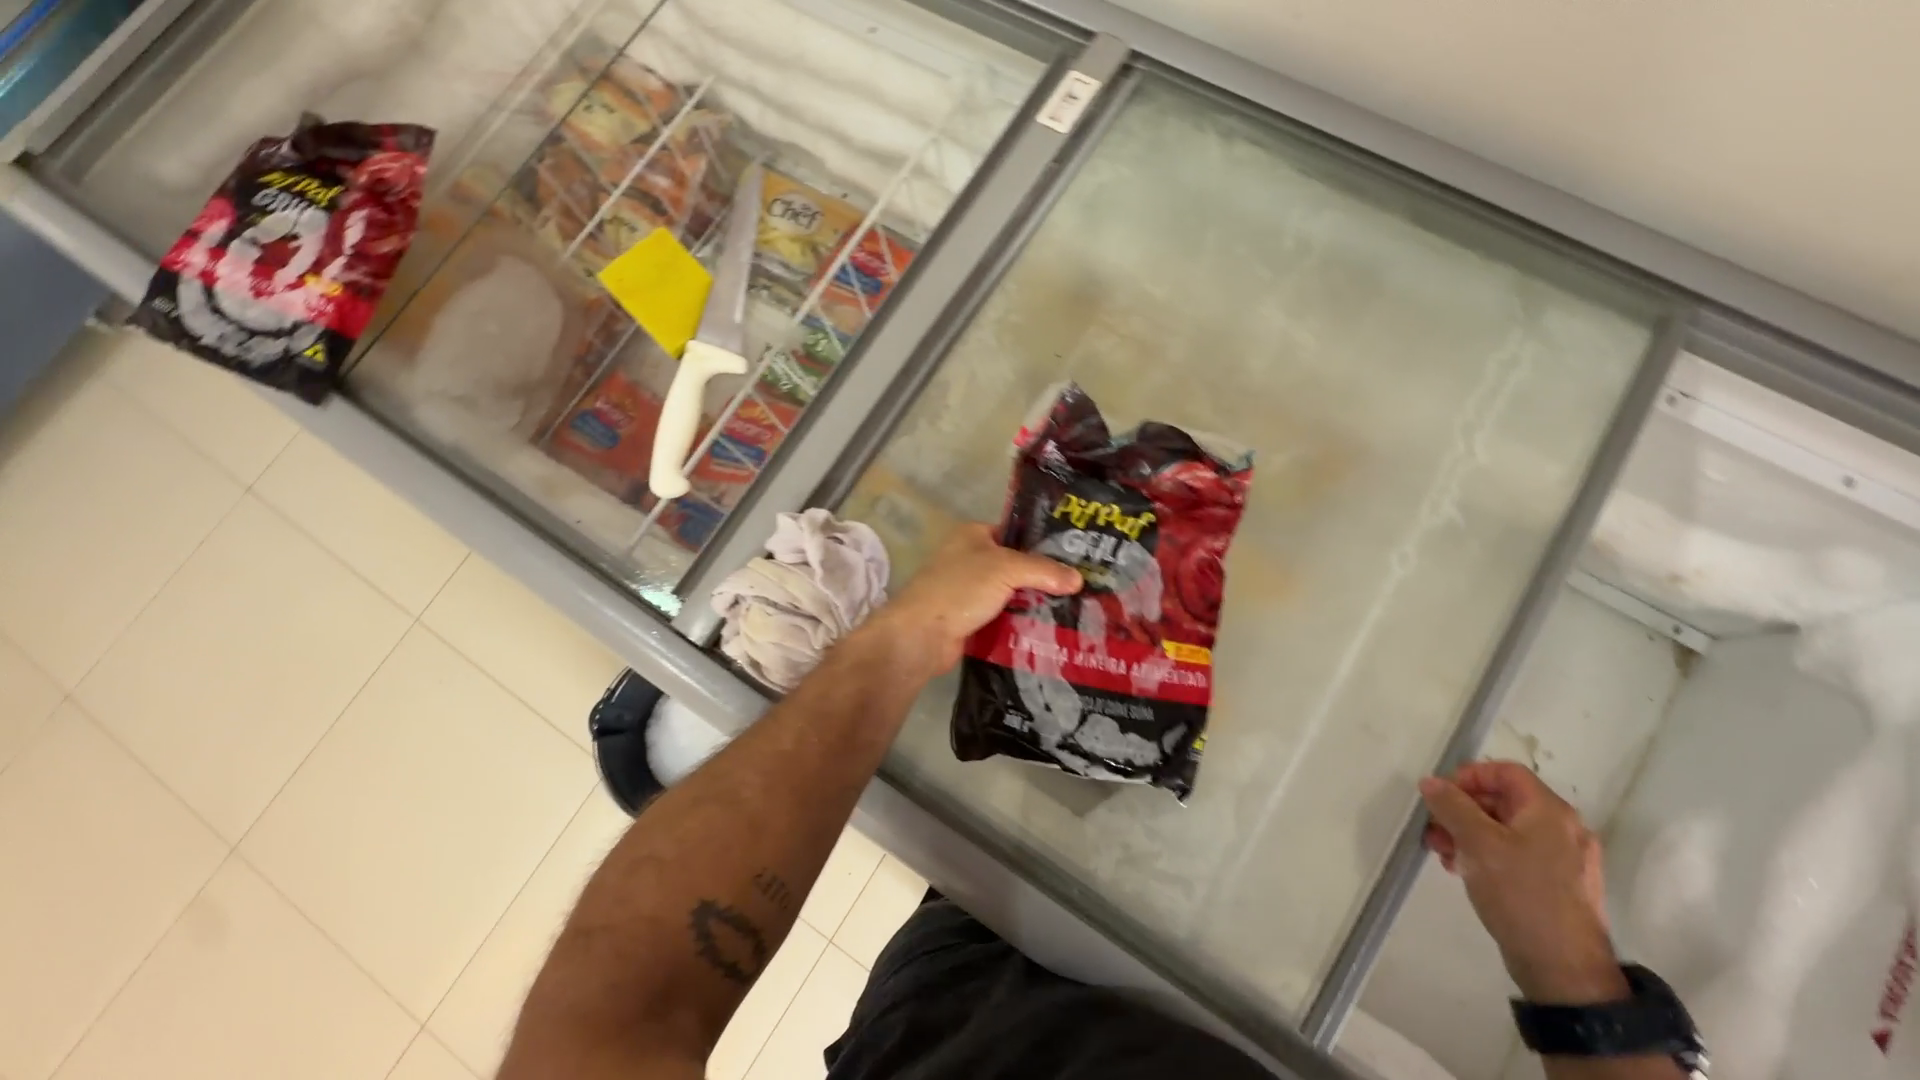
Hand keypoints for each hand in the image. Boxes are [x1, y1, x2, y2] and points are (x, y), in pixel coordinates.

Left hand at [861, 524, 1080, 677]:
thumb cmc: (960, 588)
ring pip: (1011, 595)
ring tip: (1074, 610)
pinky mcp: (971, 620)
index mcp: (973, 535)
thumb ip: (1043, 570)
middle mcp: (970, 559)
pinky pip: (1003, 618)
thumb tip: (1078, 579)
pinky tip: (1050, 630)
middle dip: (1044, 578)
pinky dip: (1022, 623)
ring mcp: (969, 592)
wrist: (921, 635)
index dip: (1044, 543)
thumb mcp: (1006, 569)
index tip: (1077, 556)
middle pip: (1016, 567)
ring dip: (1035, 604)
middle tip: (1081, 588)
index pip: (1016, 533)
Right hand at [1420, 762, 1628, 1004]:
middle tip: (1433, 830)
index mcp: (1550, 811)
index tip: (1439, 796)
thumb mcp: (1478, 844)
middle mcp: (1562, 828)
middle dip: (1462, 810)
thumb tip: (1431, 781)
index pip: (1505, 772)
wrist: (1563, 966)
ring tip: (1443, 854)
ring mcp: (1562, 858)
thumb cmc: (1521, 894)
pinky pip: (1516, 855)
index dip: (1468, 776)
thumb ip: (1452, 806)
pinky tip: (1465, 872)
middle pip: (1503, 800)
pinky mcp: (1556, 884)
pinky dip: (1487, 855)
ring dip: (1469, 834)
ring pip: (1506, 829)